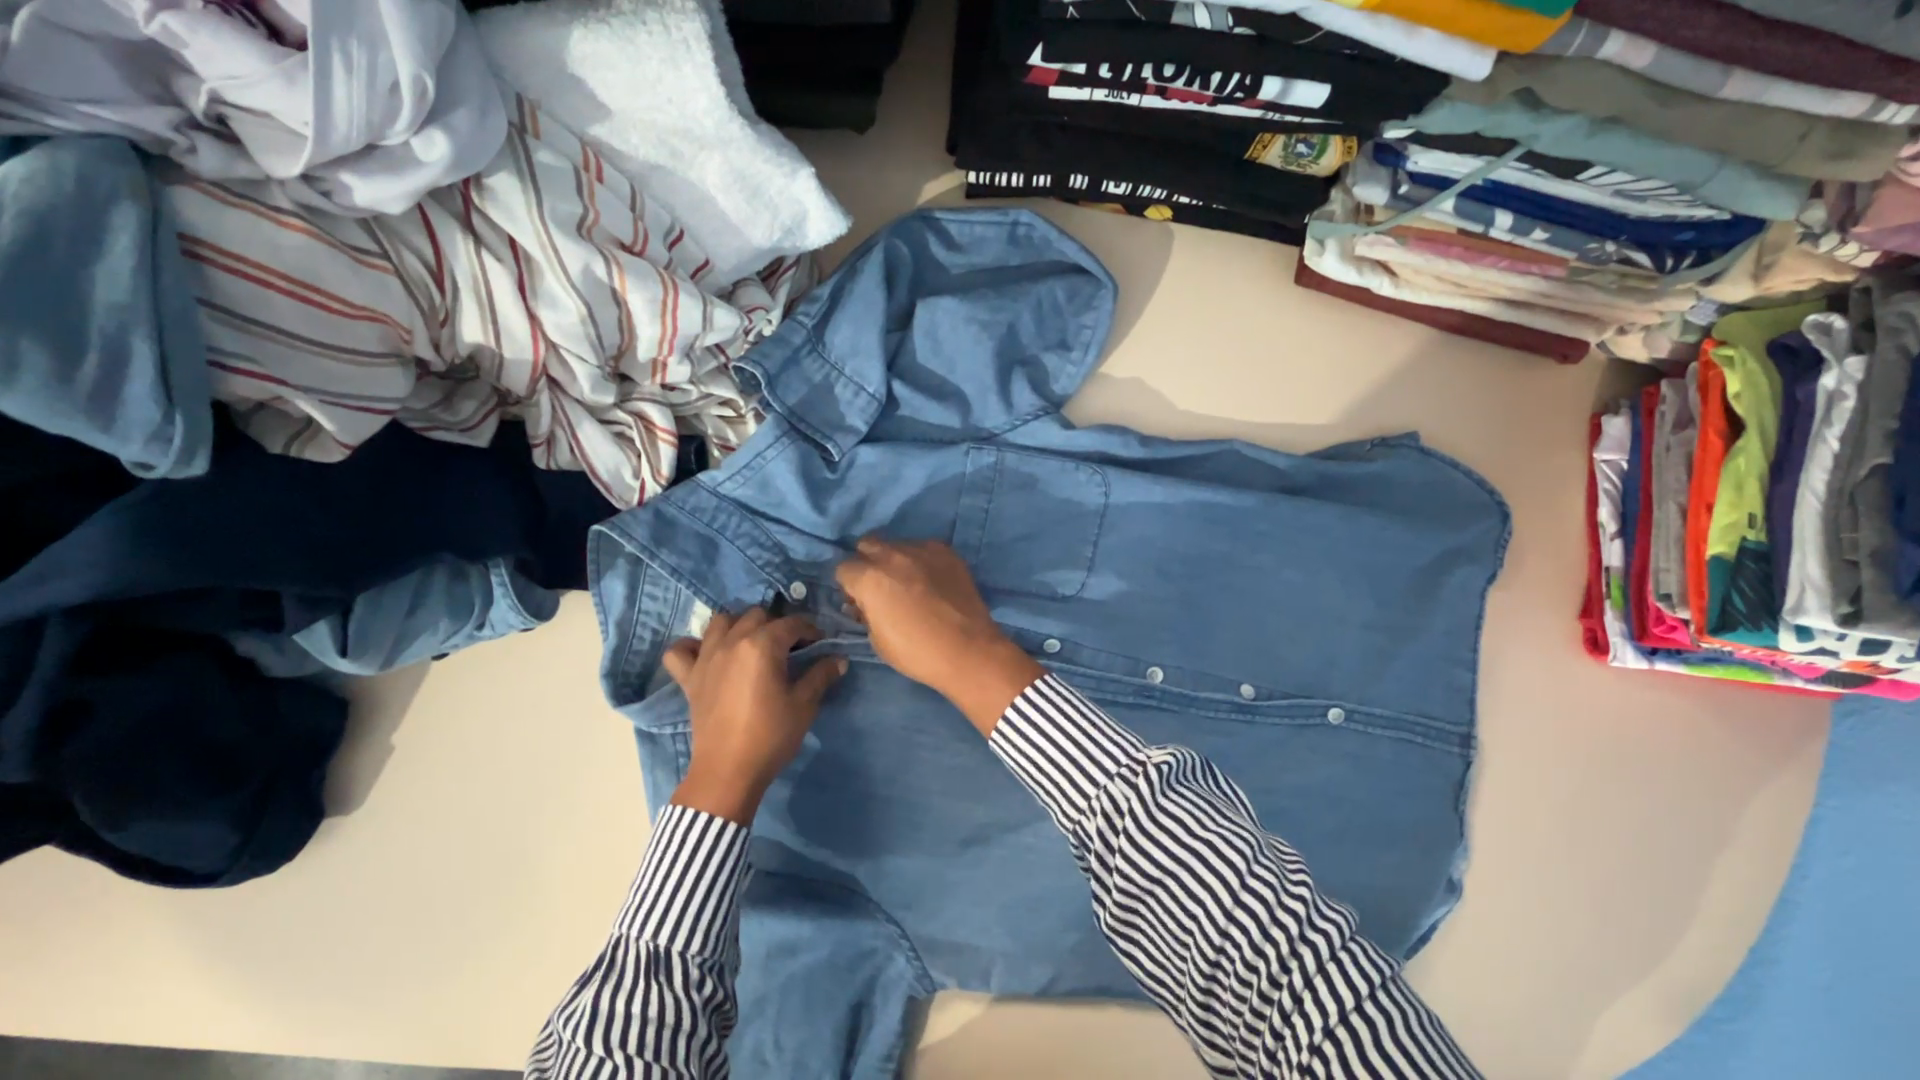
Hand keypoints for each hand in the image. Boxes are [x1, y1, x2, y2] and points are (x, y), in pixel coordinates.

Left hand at [662, 608, 846, 825]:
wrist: (729, 771)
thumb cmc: (771, 736)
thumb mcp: (804, 705)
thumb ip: (821, 675)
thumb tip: (838, 660)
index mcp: (762, 645)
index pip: (791, 624)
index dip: (810, 630)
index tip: (820, 644)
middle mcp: (731, 642)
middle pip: (757, 616)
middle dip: (777, 625)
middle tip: (789, 649)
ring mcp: (706, 657)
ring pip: (720, 622)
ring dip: (738, 626)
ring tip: (751, 645)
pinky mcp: (689, 677)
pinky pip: (680, 650)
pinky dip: (692, 646)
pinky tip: (706, 656)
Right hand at [835, 537, 1044, 735]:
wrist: (967, 650)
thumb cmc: (917, 652)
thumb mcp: (877, 640)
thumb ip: (866, 613)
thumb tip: (865, 604)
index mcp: (869, 578)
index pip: (843, 569)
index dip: (848, 586)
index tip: (858, 600)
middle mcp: (892, 556)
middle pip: (867, 545)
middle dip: (867, 562)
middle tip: (879, 587)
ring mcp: (922, 550)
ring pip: (897, 545)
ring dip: (895, 560)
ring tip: (909, 584)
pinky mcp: (947, 552)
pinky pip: (924, 549)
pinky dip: (922, 561)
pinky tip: (932, 582)